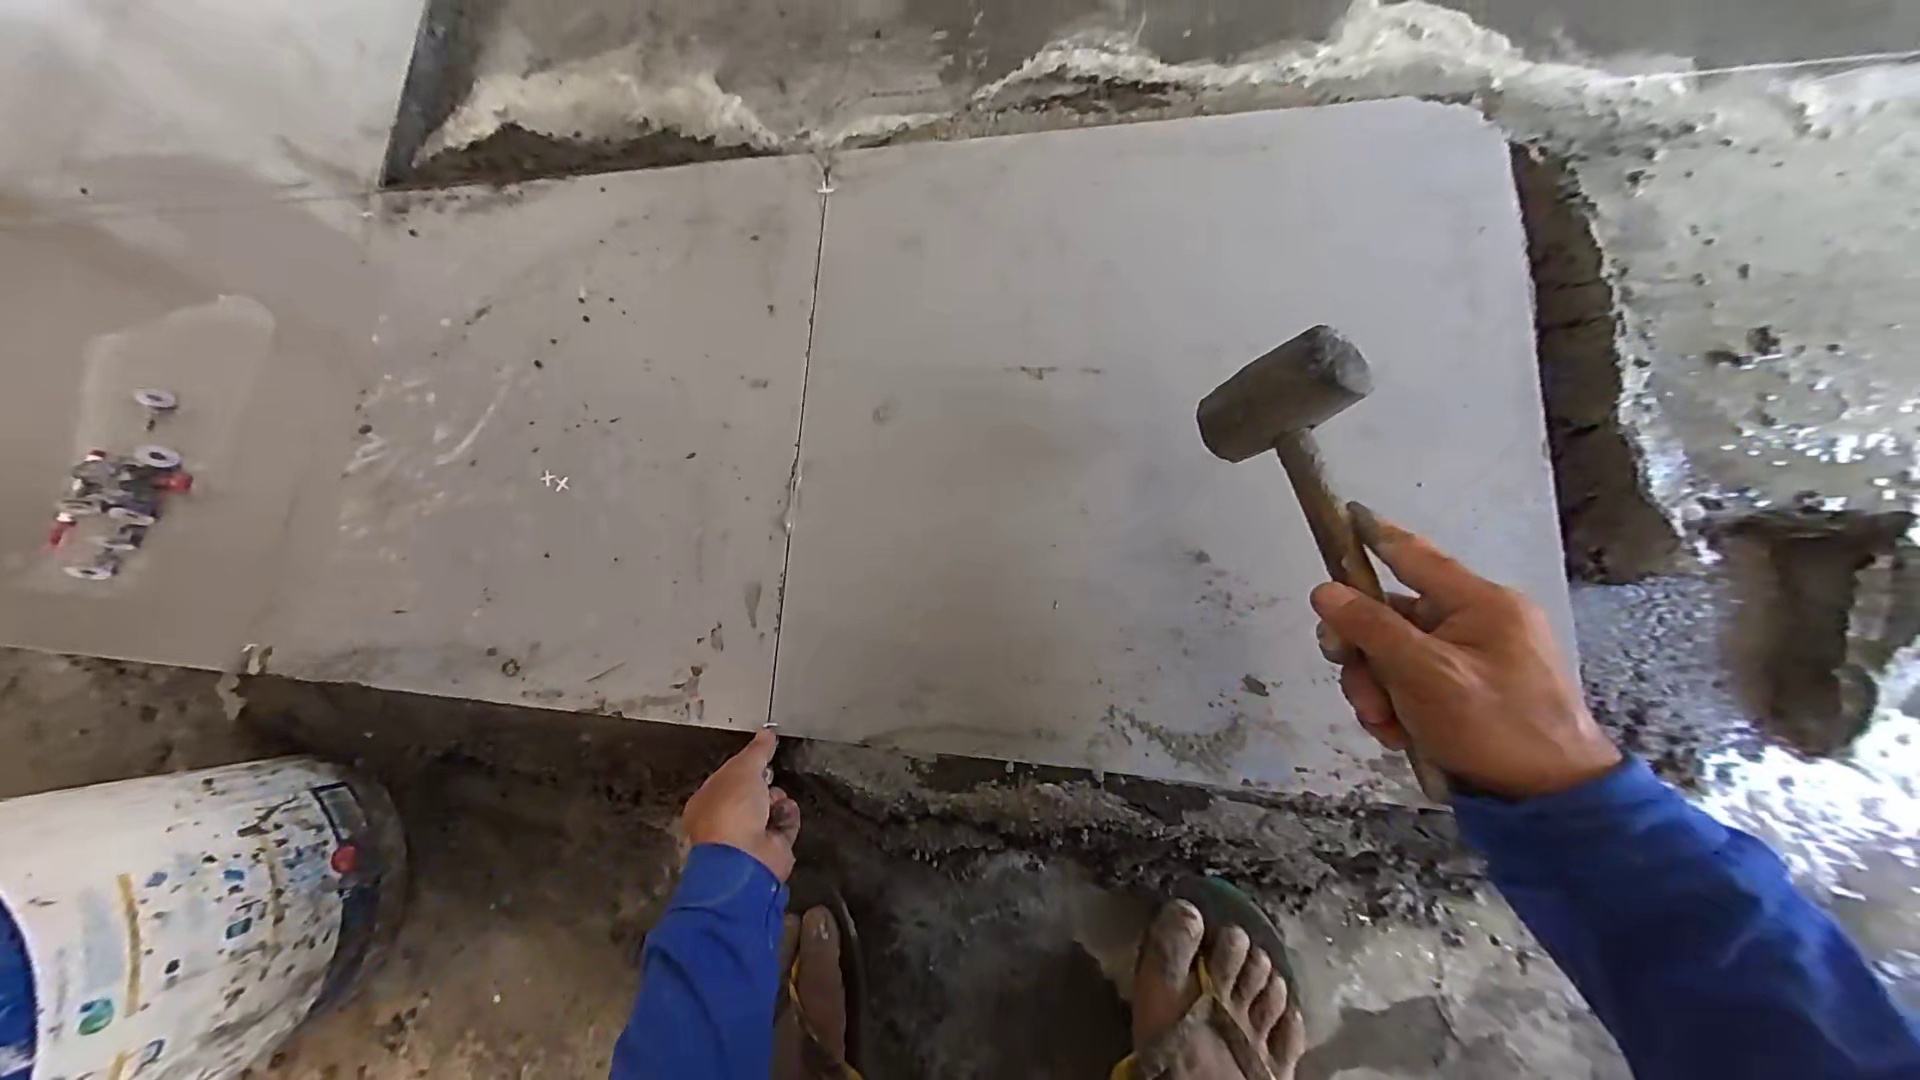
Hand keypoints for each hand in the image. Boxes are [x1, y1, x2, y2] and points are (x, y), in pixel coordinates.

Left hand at [681, 730, 800, 879]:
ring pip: (771, 806)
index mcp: (708, 802)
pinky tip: (785, 812)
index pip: (728, 777)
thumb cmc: (732, 810)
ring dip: (779, 798)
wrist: (745, 858)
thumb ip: (757, 751)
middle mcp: (725, 820)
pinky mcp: (771, 847)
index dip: (745, 765)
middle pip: (752, 792)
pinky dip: (788, 815)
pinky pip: (785, 822)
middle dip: (764, 784)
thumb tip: (767, 732)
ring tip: (776, 800)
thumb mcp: (742, 770)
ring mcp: (748, 836)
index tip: (761, 755)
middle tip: (768, 779)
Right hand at [1310, 505, 1620, 798]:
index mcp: (1480, 604)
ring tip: (1383, 722)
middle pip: (1386, 615)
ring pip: (1388, 652)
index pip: (1415, 555)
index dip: (1376, 534)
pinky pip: (1404, 678)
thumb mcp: (1425, 675)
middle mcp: (1473, 622)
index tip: (1347, 512)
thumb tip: (1324, 590)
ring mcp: (1467, 656)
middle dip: (1361, 653)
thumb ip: (1371, 628)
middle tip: (1357, 686)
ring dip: (1373, 686)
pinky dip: (1392, 703)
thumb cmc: (1495, 727)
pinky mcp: (1461, 686)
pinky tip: (1397, 731)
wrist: (1551, 802)